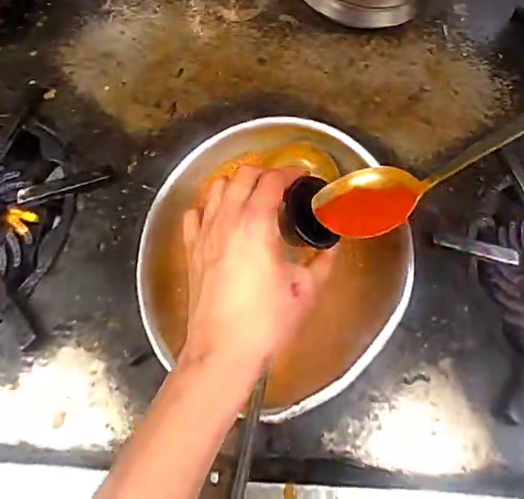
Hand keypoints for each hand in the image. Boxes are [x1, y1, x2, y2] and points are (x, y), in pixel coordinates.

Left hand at [180, 166, 337, 378]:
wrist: (222, 351)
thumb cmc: (265, 322)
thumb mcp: (306, 290)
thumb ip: (323, 262)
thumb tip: (332, 247)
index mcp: (257, 222)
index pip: (272, 180)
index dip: (289, 172)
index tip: (301, 176)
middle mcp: (228, 219)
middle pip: (243, 174)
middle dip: (264, 172)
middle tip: (281, 185)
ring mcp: (206, 232)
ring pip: (217, 187)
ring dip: (237, 184)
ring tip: (252, 196)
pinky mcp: (192, 249)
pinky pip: (195, 213)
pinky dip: (209, 207)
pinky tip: (221, 218)